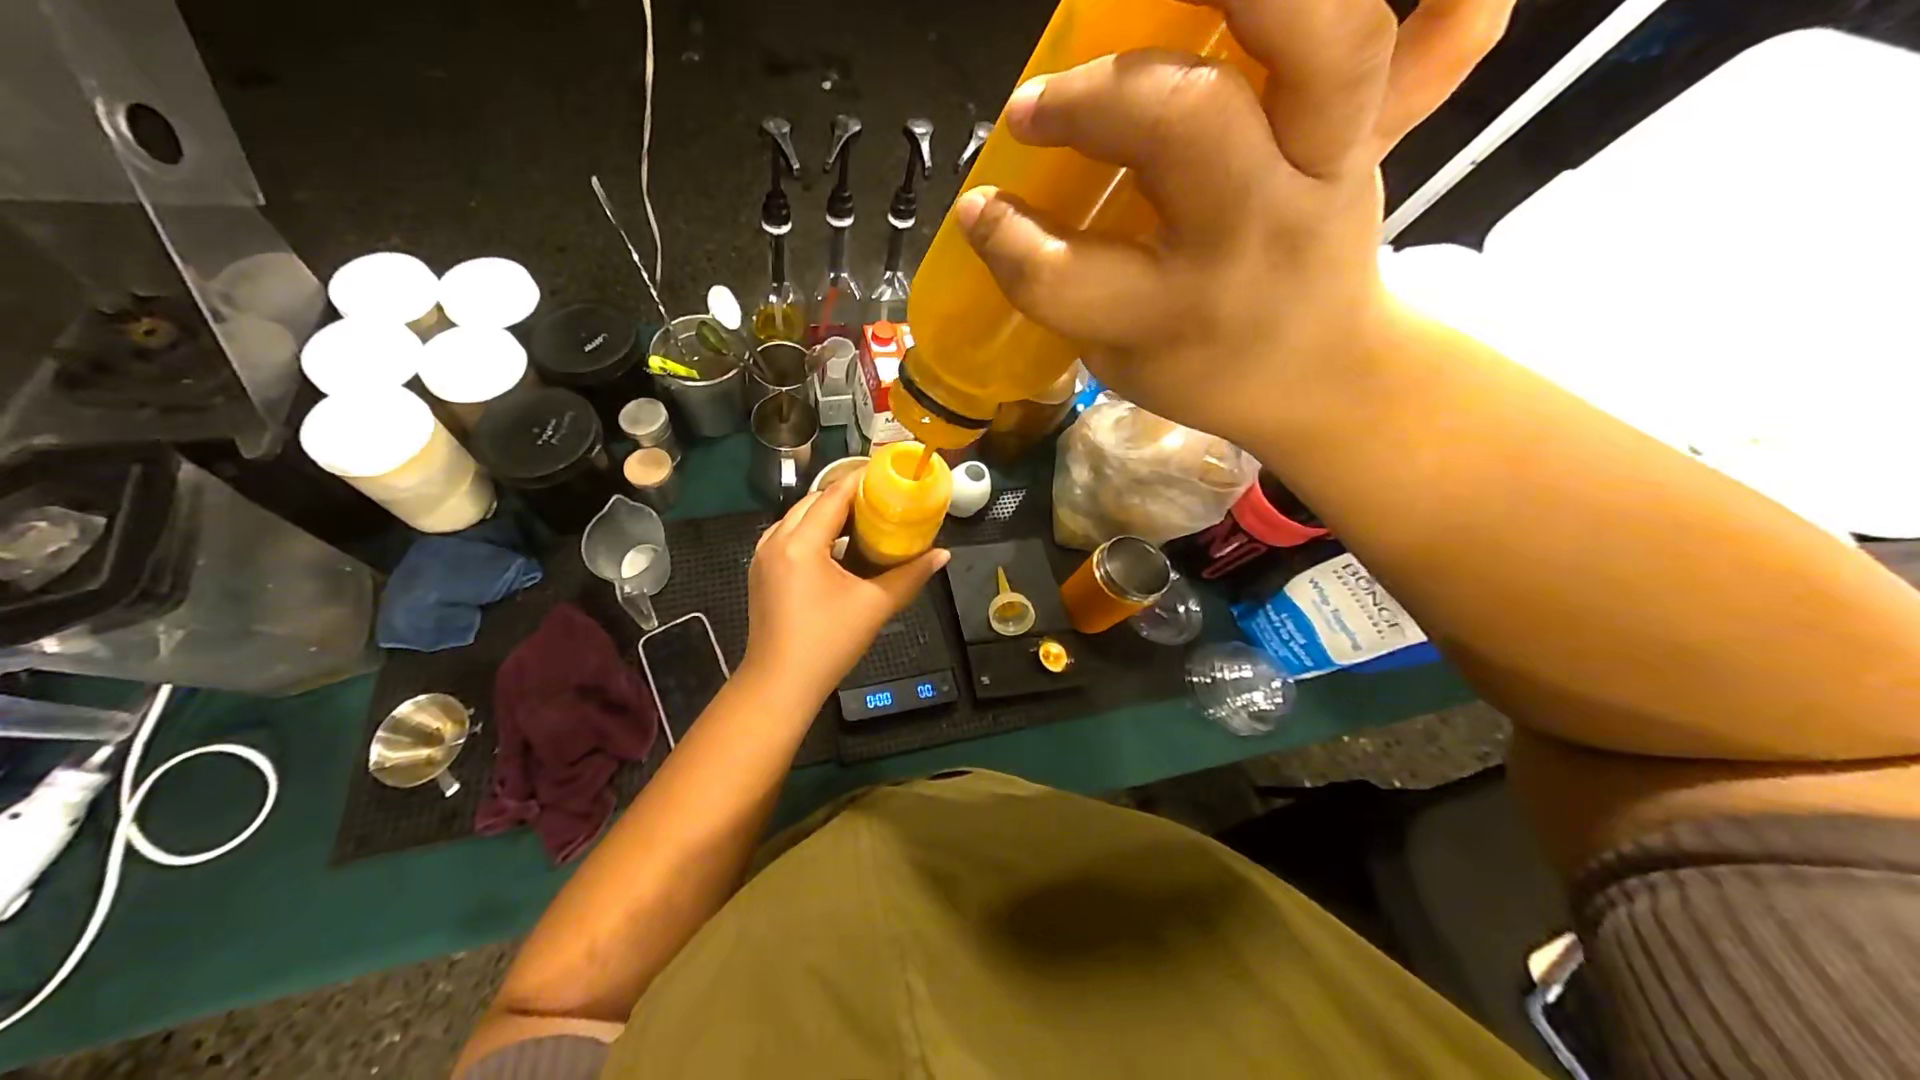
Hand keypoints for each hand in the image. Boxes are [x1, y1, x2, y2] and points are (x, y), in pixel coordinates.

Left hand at [740, 478, 949, 699]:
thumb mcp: (874, 606)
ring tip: (863, 518)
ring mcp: (763, 556)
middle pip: (813, 501)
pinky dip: (813, 532)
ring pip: (798, 518)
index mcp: (801, 543)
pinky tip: (837, 546)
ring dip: (828, 513)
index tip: (888, 474)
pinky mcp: (761, 572)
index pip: (833, 494)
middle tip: (881, 498)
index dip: (861, 479)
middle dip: (846, 495)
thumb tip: (943, 555)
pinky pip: (788, 536)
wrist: (779, 684)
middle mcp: (775, 540)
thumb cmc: (828, 643)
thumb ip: (910, 575)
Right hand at [953, 0, 1508, 452]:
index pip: (1072, 277)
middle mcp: (1257, 232)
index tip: (983, 211)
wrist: (1321, 376)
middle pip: (1189, 126)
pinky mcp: (1378, 135)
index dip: (1011, 243)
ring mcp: (1332, 169)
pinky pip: (1445, 50)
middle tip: (1044, 104)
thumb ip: (1058, 280)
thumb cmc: (1205, 368)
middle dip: (1103, 96)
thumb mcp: (1119, 354)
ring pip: (1327, 49)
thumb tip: (989, 205)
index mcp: (1176, 311)